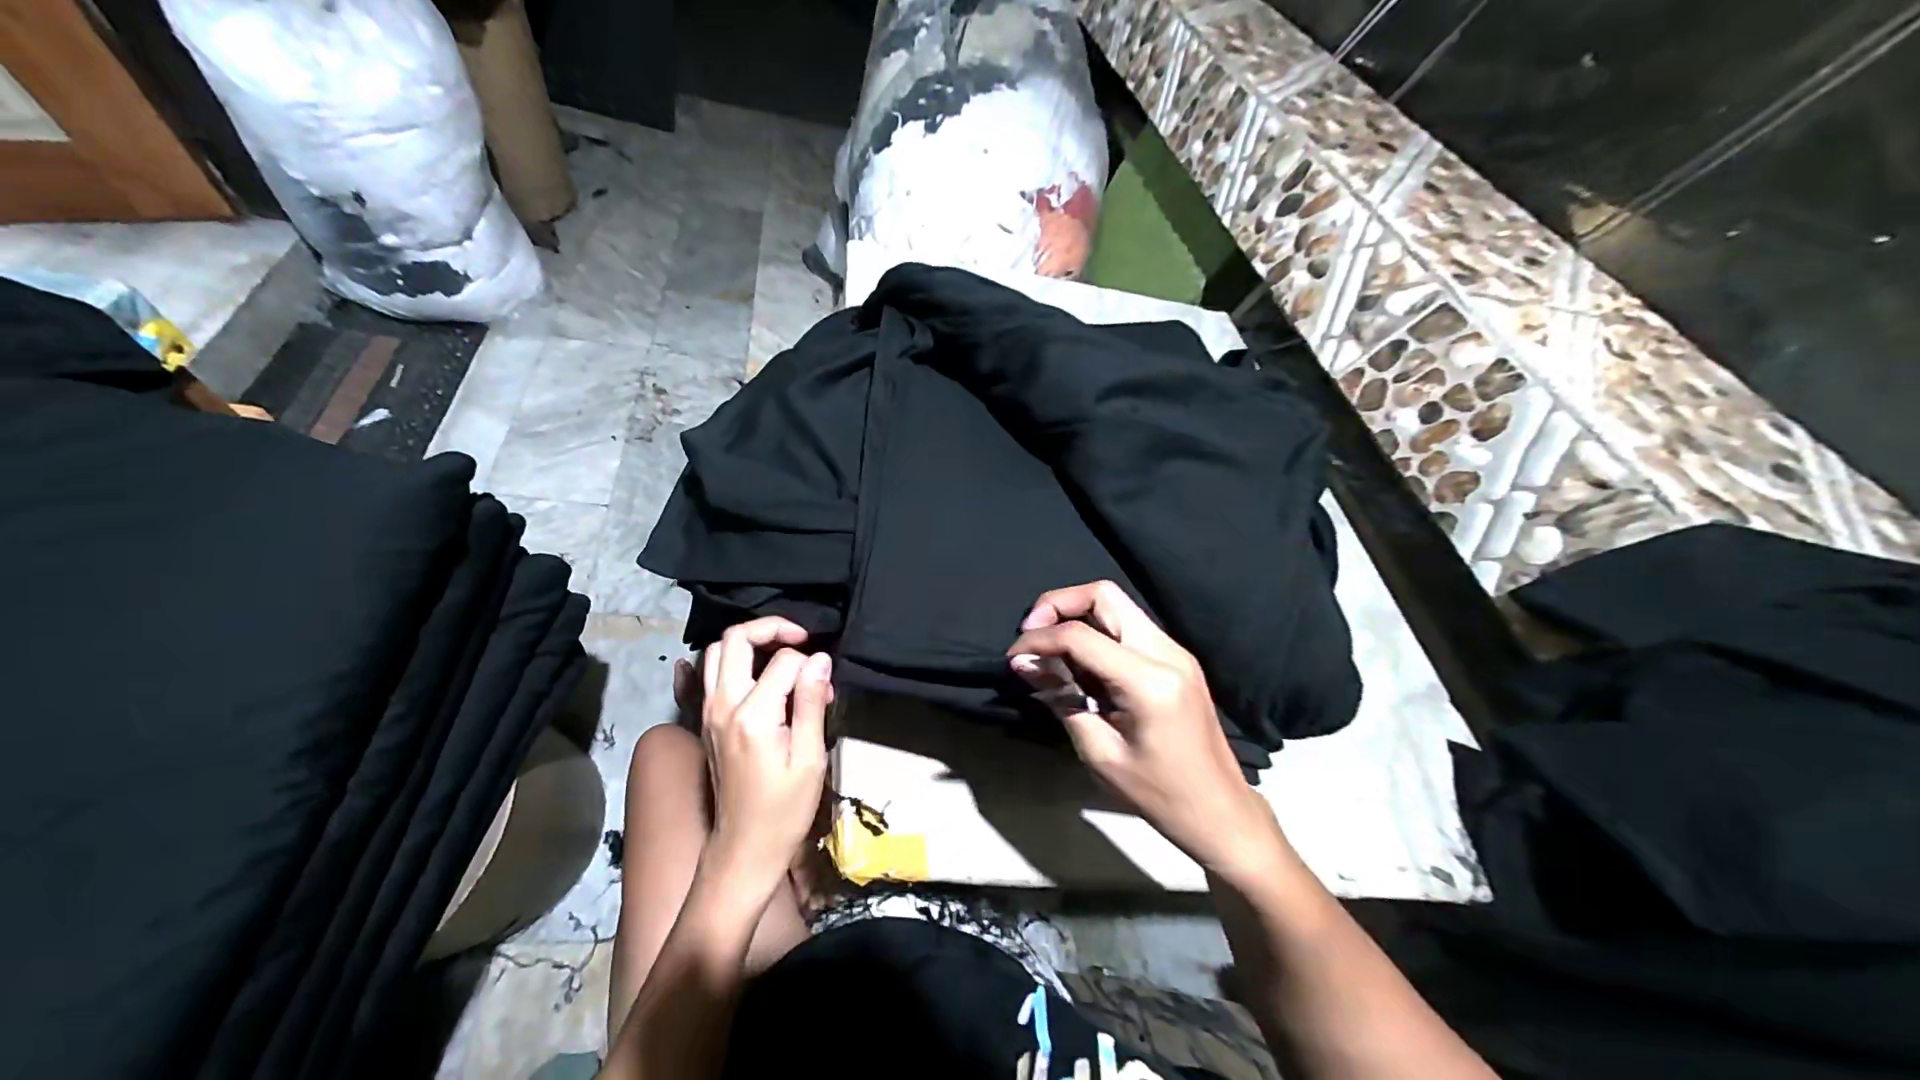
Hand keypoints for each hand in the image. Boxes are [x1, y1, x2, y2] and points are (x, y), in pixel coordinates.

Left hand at [696, 617, 831, 889]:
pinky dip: (734, 659)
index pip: (783, 661)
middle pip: (735, 639)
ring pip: (716, 651)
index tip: (826, 684)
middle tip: (801, 639)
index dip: (811, 663)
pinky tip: (757, 669)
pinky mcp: (705, 721)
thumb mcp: (810, 758)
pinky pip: (710, 673)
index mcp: (752, 716)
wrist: (744, 849)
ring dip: (749, 641)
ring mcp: (707, 712)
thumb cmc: (784, 810)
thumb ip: (811, 702)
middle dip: (771, 628)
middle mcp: (722, 706)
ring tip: (781, 652)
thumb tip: (820, 659)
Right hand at [1007, 582, 1289, 884]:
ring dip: (1077, 615)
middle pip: (1104, 595)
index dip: (1038, 639)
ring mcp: (1175, 652)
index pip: (1081, 635)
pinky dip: (1096, 631)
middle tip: (1030, 634)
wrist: (1218, 811)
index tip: (1013, 657)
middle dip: (1058, 604)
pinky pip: (1128, 626)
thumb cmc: (1158, 794)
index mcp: (1149, 680)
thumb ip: (1062, 698)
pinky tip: (1078, 662)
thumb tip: (1025, 663)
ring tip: (1049, 649)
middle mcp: (1167, 652)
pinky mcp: (1176, 659)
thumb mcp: (1099, 752)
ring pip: (1117, 605)